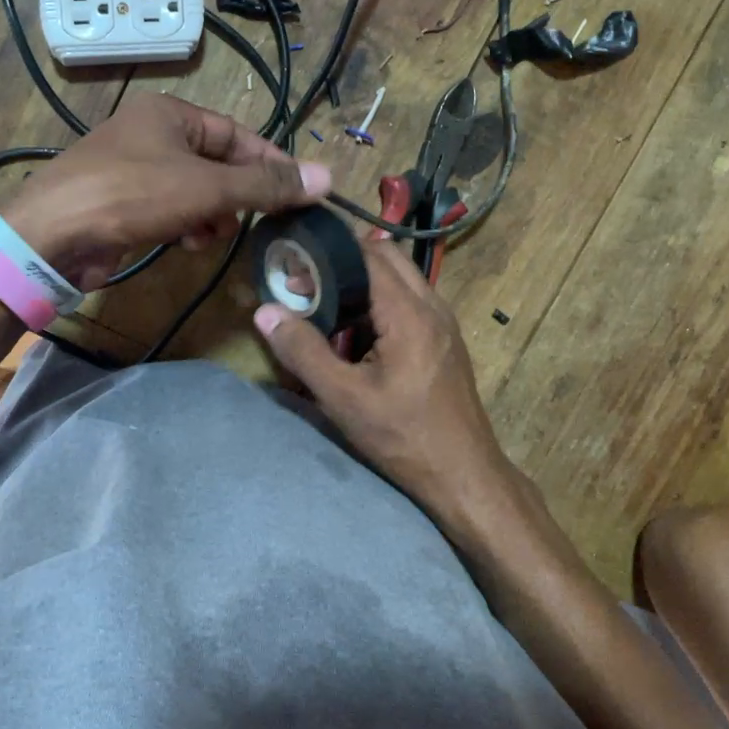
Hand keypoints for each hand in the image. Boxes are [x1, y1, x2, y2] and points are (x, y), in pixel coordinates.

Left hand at [4, 95, 331, 289]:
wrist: (54, 232)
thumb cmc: (132, 194)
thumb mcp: (207, 188)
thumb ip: (265, 185)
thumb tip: (327, 177)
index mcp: (170, 113)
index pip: (235, 134)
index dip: (269, 162)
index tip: (298, 192)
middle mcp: (150, 134)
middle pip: (215, 163)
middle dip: (235, 195)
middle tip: (251, 220)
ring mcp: (131, 170)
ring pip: (193, 190)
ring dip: (211, 215)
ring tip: (210, 235)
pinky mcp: (119, 204)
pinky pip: (168, 209)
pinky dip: (183, 225)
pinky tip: (185, 243)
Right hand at [255, 239, 515, 512]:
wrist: (463, 475)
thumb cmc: (403, 437)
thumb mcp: (343, 398)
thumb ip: (303, 352)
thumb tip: (265, 312)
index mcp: (409, 313)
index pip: (367, 254)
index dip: (327, 254)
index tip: (293, 270)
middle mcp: (432, 306)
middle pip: (386, 257)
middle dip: (345, 261)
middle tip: (308, 284)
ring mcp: (444, 323)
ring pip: (400, 278)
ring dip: (364, 282)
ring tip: (327, 308)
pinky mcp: (445, 342)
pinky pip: (410, 302)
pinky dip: (380, 302)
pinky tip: (357, 337)